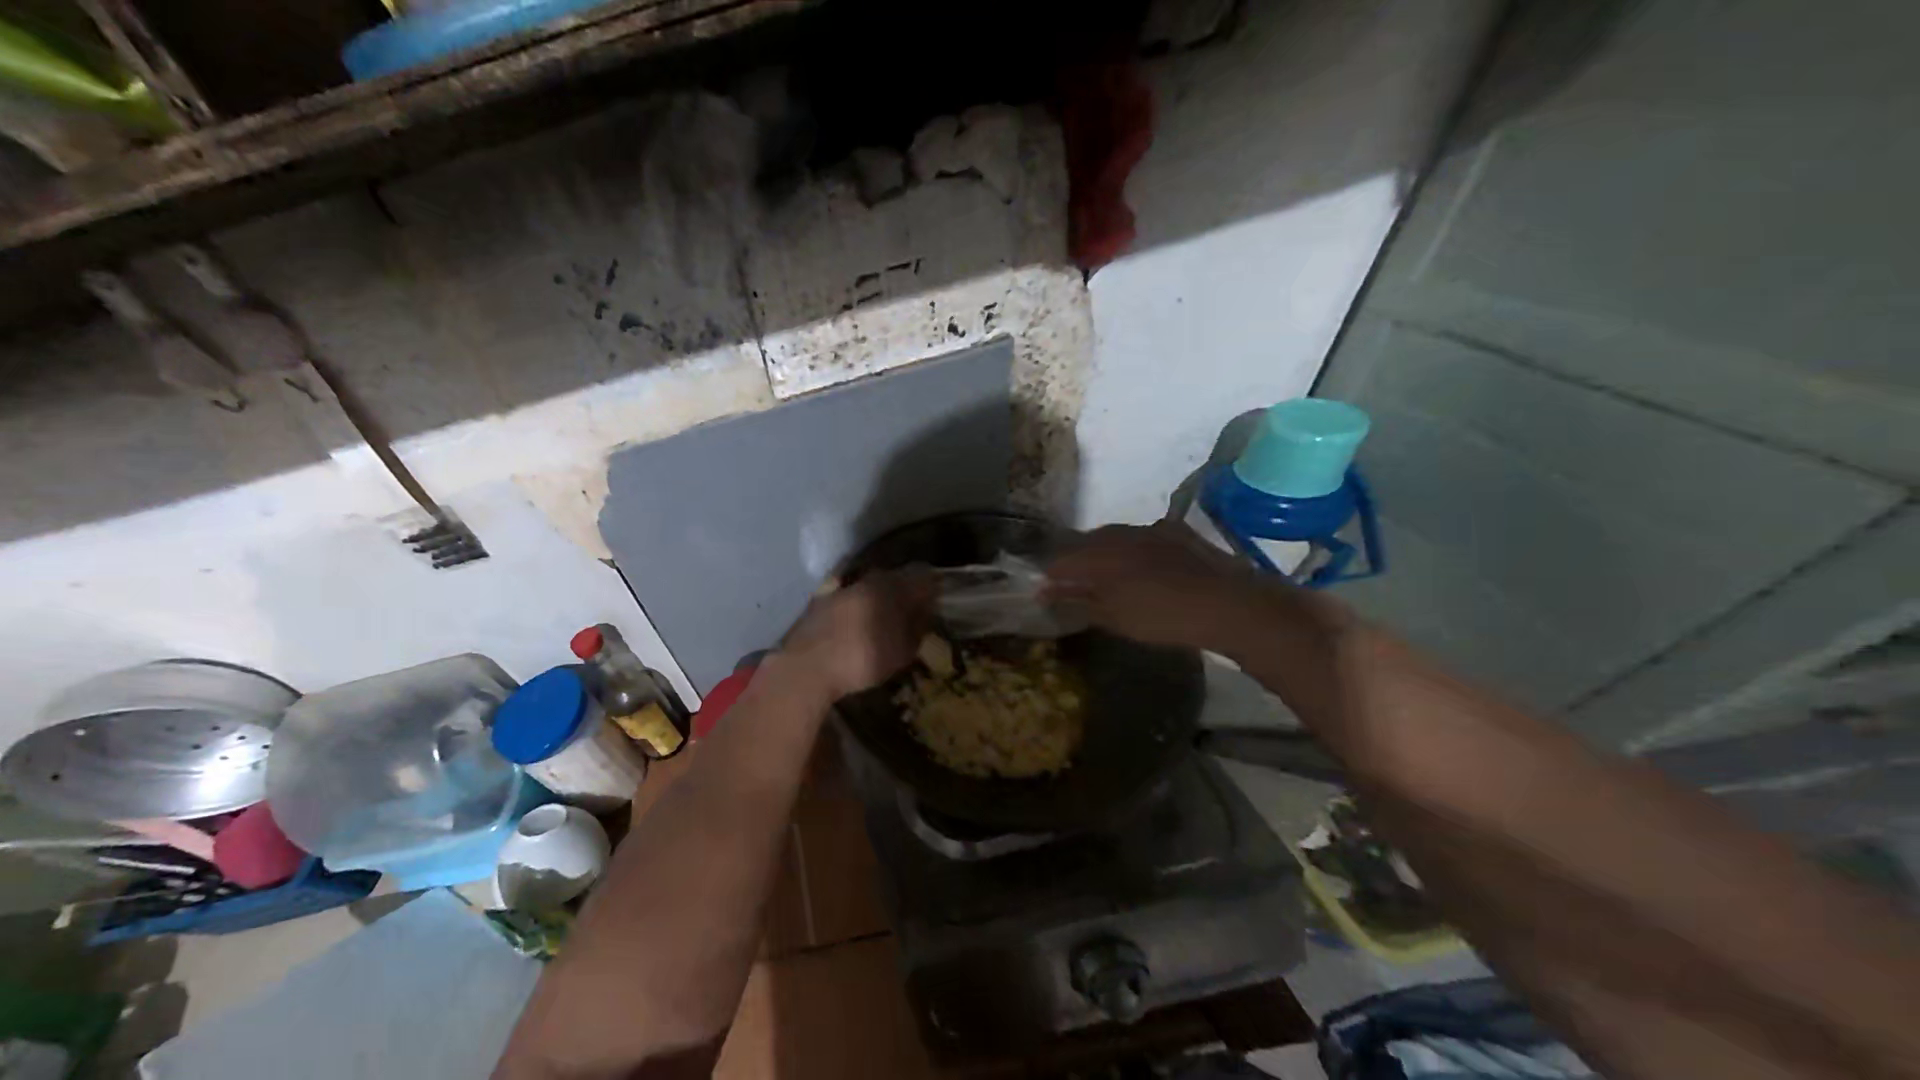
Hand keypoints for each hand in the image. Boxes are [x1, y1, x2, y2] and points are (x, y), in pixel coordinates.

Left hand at [779, 569, 934, 700]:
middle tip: (911, 617)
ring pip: (869, 588)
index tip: (936, 606)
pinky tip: (855, 629)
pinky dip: (857, 609)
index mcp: (892, 585)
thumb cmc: (862, 659)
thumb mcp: (902, 650)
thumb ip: (917, 628)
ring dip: (878, 601)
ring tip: (882, 625)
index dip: (932, 589)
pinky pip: (848, 599)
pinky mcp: (819, 602)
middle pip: (894, 578)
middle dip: (905, 594)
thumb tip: (924, 614)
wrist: (806, 668)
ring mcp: (840, 588)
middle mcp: (867, 579)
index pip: (922, 575)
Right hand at [1044, 522, 1256, 650]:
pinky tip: (1144, 564)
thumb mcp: (1113, 618)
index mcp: (1098, 555)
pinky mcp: (1176, 532)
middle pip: (1086, 544)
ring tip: (1108, 575)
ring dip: (1105, 553)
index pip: (1060, 561)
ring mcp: (1150, 529)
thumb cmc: (1160, 616)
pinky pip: (1144, 537)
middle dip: (1076, 562)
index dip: (1051, 577)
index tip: (1048, 594)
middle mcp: (1119, 534)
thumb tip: (1046, 593)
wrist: (1225, 603)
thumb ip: (1077, 602)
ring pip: (1115, 537)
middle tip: (1076, 585)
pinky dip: (1135, 550)